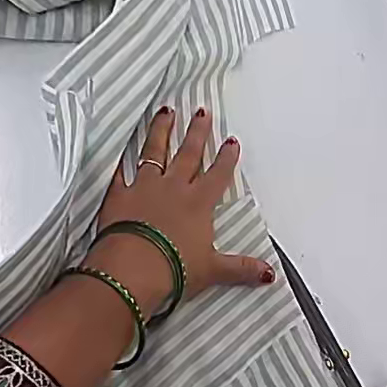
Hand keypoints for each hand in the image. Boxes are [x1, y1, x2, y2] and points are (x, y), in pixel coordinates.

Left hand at [85, 106, 274, 311]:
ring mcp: (144, 188)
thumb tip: (267, 274)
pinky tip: (120, 151)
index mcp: (199, 203)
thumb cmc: (173, 268)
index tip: (230, 142)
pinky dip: (119, 162)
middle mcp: (173, 189)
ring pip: (154, 152)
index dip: (226, 158)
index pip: (217, 174)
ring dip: (161, 131)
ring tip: (165, 114)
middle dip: (197, 132)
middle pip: (188, 154)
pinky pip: (119, 173)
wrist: (133, 269)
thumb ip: (241, 268)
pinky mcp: (119, 196)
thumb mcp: (213, 269)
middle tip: (201, 112)